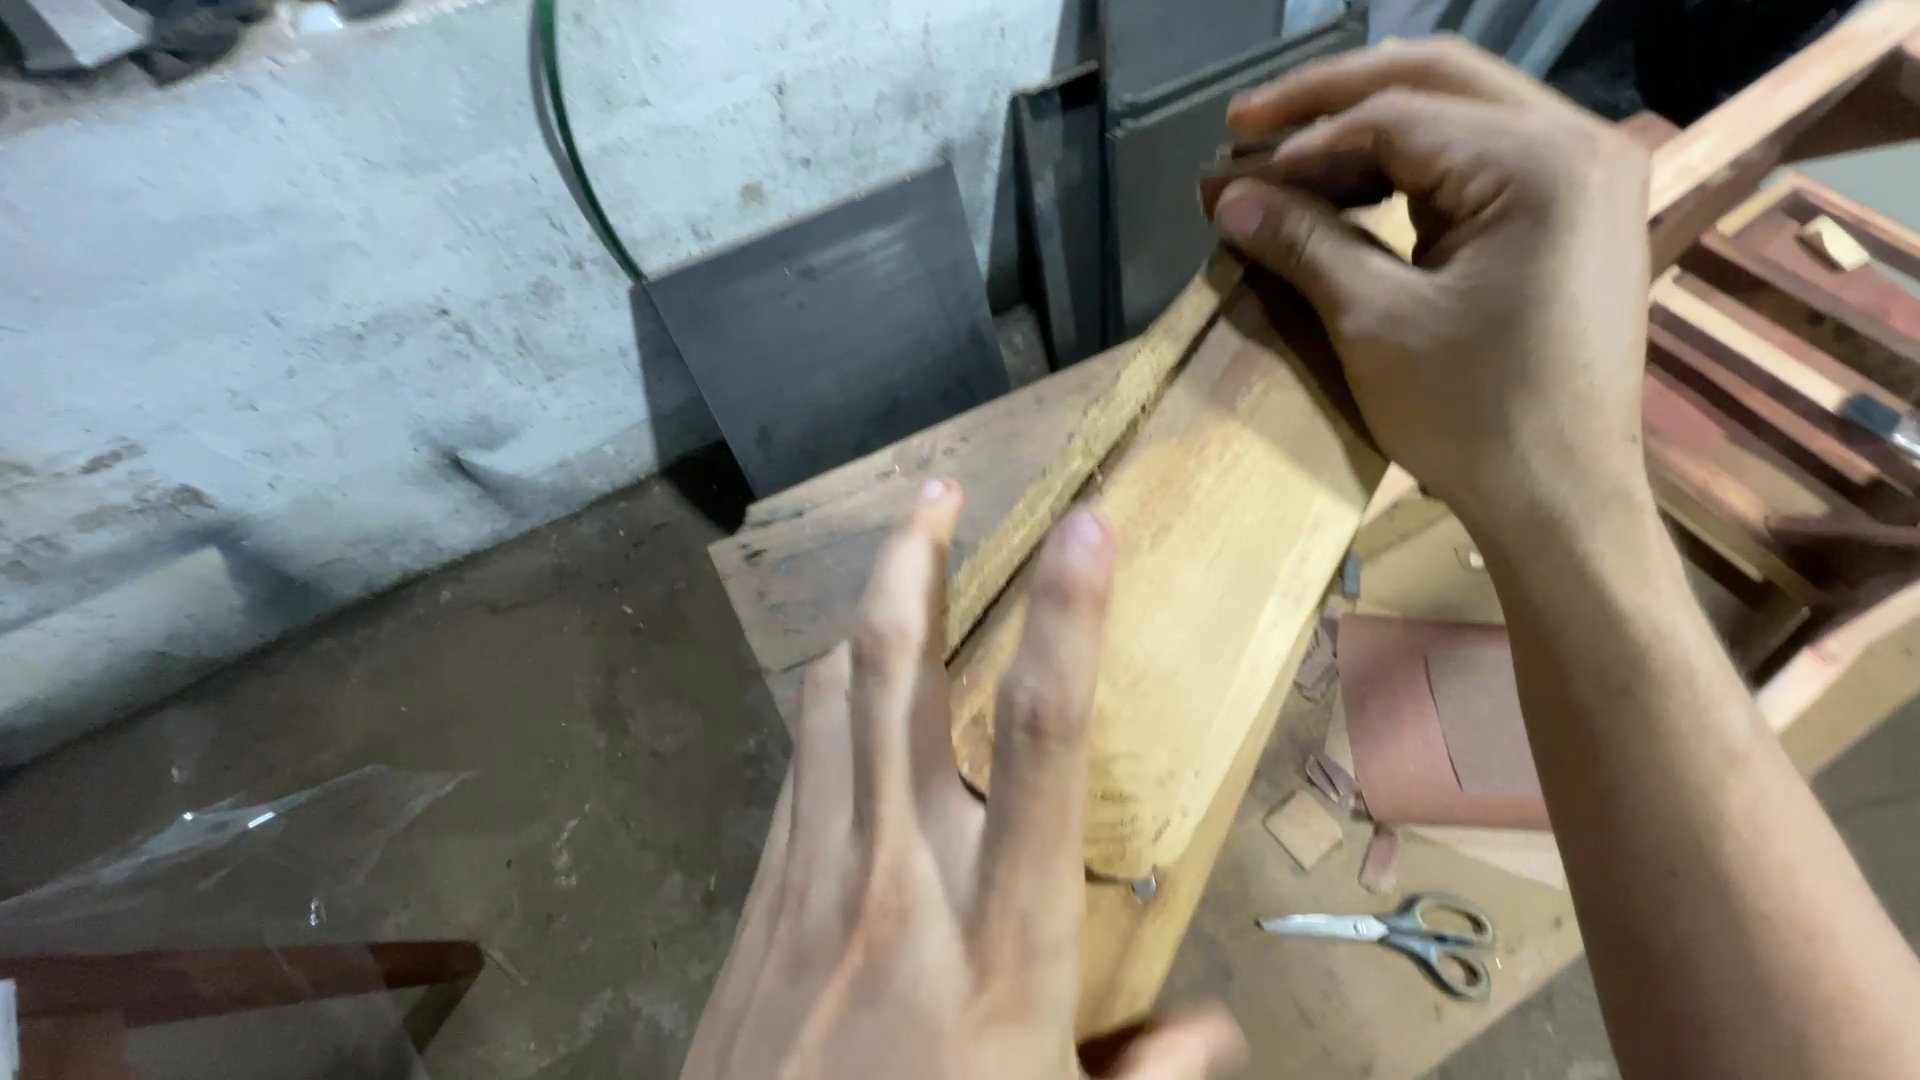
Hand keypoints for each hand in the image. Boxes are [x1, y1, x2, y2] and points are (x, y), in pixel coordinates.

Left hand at [680, 479, 1244, 1079]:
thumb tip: (1217, 1030)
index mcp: (999, 941)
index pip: (1043, 741)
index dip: (1069, 622)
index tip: (1087, 531)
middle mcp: (900, 876)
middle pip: (896, 675)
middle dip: (915, 563)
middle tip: (938, 491)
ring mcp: (813, 877)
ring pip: (834, 698)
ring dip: (869, 612)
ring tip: (903, 555)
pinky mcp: (760, 895)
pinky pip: (799, 761)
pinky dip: (829, 698)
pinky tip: (847, 678)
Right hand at [1210, 39, 1653, 537]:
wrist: (1557, 493)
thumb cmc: (1469, 414)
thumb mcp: (1374, 322)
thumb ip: (1303, 244)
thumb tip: (1229, 198)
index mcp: (1539, 162)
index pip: (1398, 114)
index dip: (1302, 140)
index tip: (1229, 170)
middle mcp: (1574, 143)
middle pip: (1435, 80)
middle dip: (1331, 97)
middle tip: (1244, 121)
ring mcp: (1576, 176)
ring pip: (1454, 114)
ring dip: (1363, 129)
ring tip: (1283, 155)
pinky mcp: (1563, 214)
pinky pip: (1470, 164)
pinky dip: (1401, 169)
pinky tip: (1346, 188)